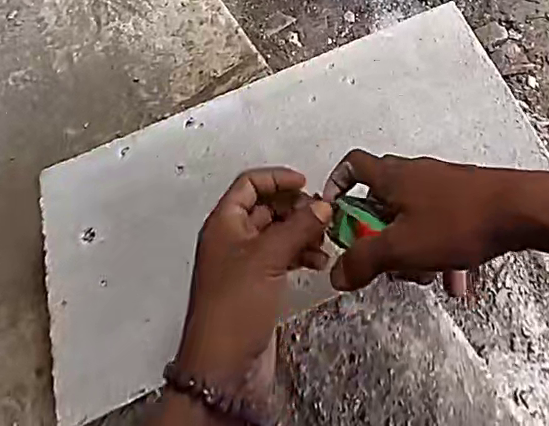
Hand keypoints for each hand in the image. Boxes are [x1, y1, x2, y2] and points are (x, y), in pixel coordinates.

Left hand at [174, 168, 331, 389]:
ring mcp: (245, 264)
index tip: (304, 183)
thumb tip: (321, 205)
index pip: (250, 184)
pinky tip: (318, 261)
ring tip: (324, 239)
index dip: (277, 178)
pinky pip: (282, 257)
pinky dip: (301, 254)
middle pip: (266, 207)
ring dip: (302, 232)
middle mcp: (232, 239)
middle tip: (320, 212)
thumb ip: (298, 226)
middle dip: (295, 207)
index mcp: (224, 223)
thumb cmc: (233, 310)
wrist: (224, 370)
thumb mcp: (268, 257)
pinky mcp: (258, 286)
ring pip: (277, 233)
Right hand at [322, 151, 530, 291]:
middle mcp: (413, 174)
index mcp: (392, 176)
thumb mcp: (402, 247)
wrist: (517, 209)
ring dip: (412, 250)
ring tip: (426, 277)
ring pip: (411, 218)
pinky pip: (439, 226)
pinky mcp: (462, 199)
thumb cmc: (459, 219)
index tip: (334, 214)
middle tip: (384, 261)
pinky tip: (457, 282)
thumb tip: (336, 272)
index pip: (352, 165)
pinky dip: (440, 252)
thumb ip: (365, 260)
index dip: (337, 186)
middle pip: (381, 200)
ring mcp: (439, 185)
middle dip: (379, 235)